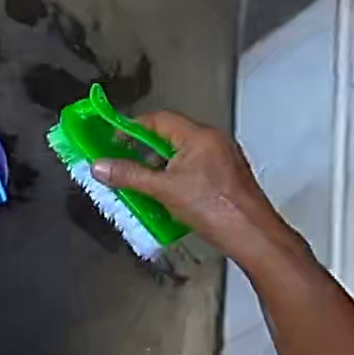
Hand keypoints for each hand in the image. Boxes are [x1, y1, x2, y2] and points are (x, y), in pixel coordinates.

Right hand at [89, 111, 309, 267]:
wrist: (251, 235)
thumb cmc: (218, 209)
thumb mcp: (163, 190)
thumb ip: (129, 175)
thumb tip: (102, 166)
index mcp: (200, 137)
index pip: (159, 120)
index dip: (133, 128)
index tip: (113, 139)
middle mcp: (213, 144)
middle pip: (169, 138)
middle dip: (143, 153)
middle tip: (122, 165)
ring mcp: (220, 162)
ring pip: (180, 158)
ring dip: (157, 170)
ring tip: (140, 187)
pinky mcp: (223, 180)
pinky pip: (191, 173)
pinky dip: (173, 182)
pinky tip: (163, 200)